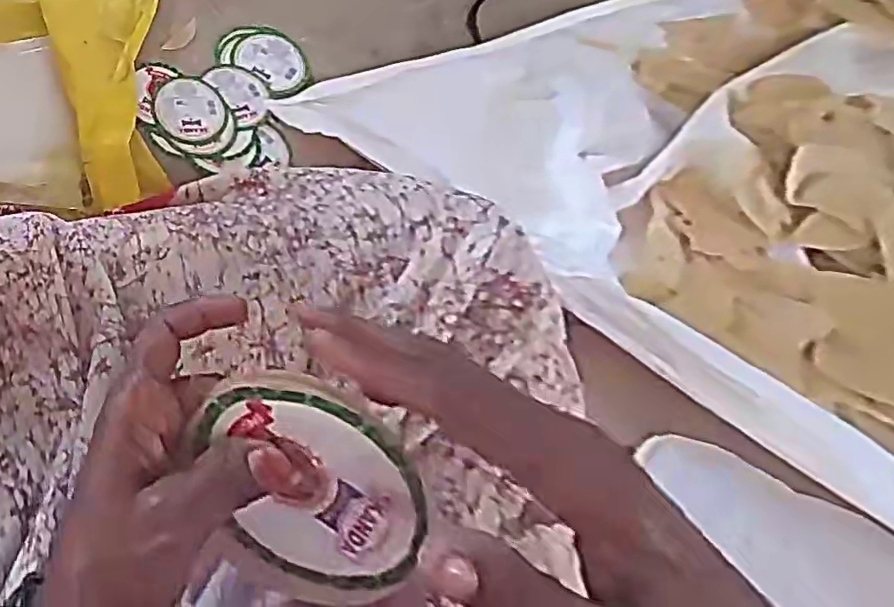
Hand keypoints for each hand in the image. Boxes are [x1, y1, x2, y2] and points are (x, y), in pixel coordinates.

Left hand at [42, 297, 304, 606]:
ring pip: (218, 425)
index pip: (161, 339)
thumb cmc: (108, 558)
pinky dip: (251, 467)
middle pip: (205, 385)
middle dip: (251, 395)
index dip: (198, 315)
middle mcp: (149, 421)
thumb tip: (285, 451)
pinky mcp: (177, 488)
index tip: (242, 311)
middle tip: (302, 415)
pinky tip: (285, 484)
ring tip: (305, 453)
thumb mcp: (169, 515)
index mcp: (133, 409)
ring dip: (257, 436)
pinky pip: (220, 461)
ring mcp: (164, 455)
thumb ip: (225, 480)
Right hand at [298, 308, 768, 606]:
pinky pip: (479, 398)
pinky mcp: (566, 454)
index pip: (464, 400)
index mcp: (583, 471)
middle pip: (459, 370)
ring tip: (339, 334)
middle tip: (310, 315)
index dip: (385, 365)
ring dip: (394, 349)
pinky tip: (400, 378)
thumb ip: (530, 597)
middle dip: (377, 336)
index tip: (319, 338)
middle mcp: (571, 436)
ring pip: (467, 375)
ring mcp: (570, 440)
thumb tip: (438, 557)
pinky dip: (425, 375)